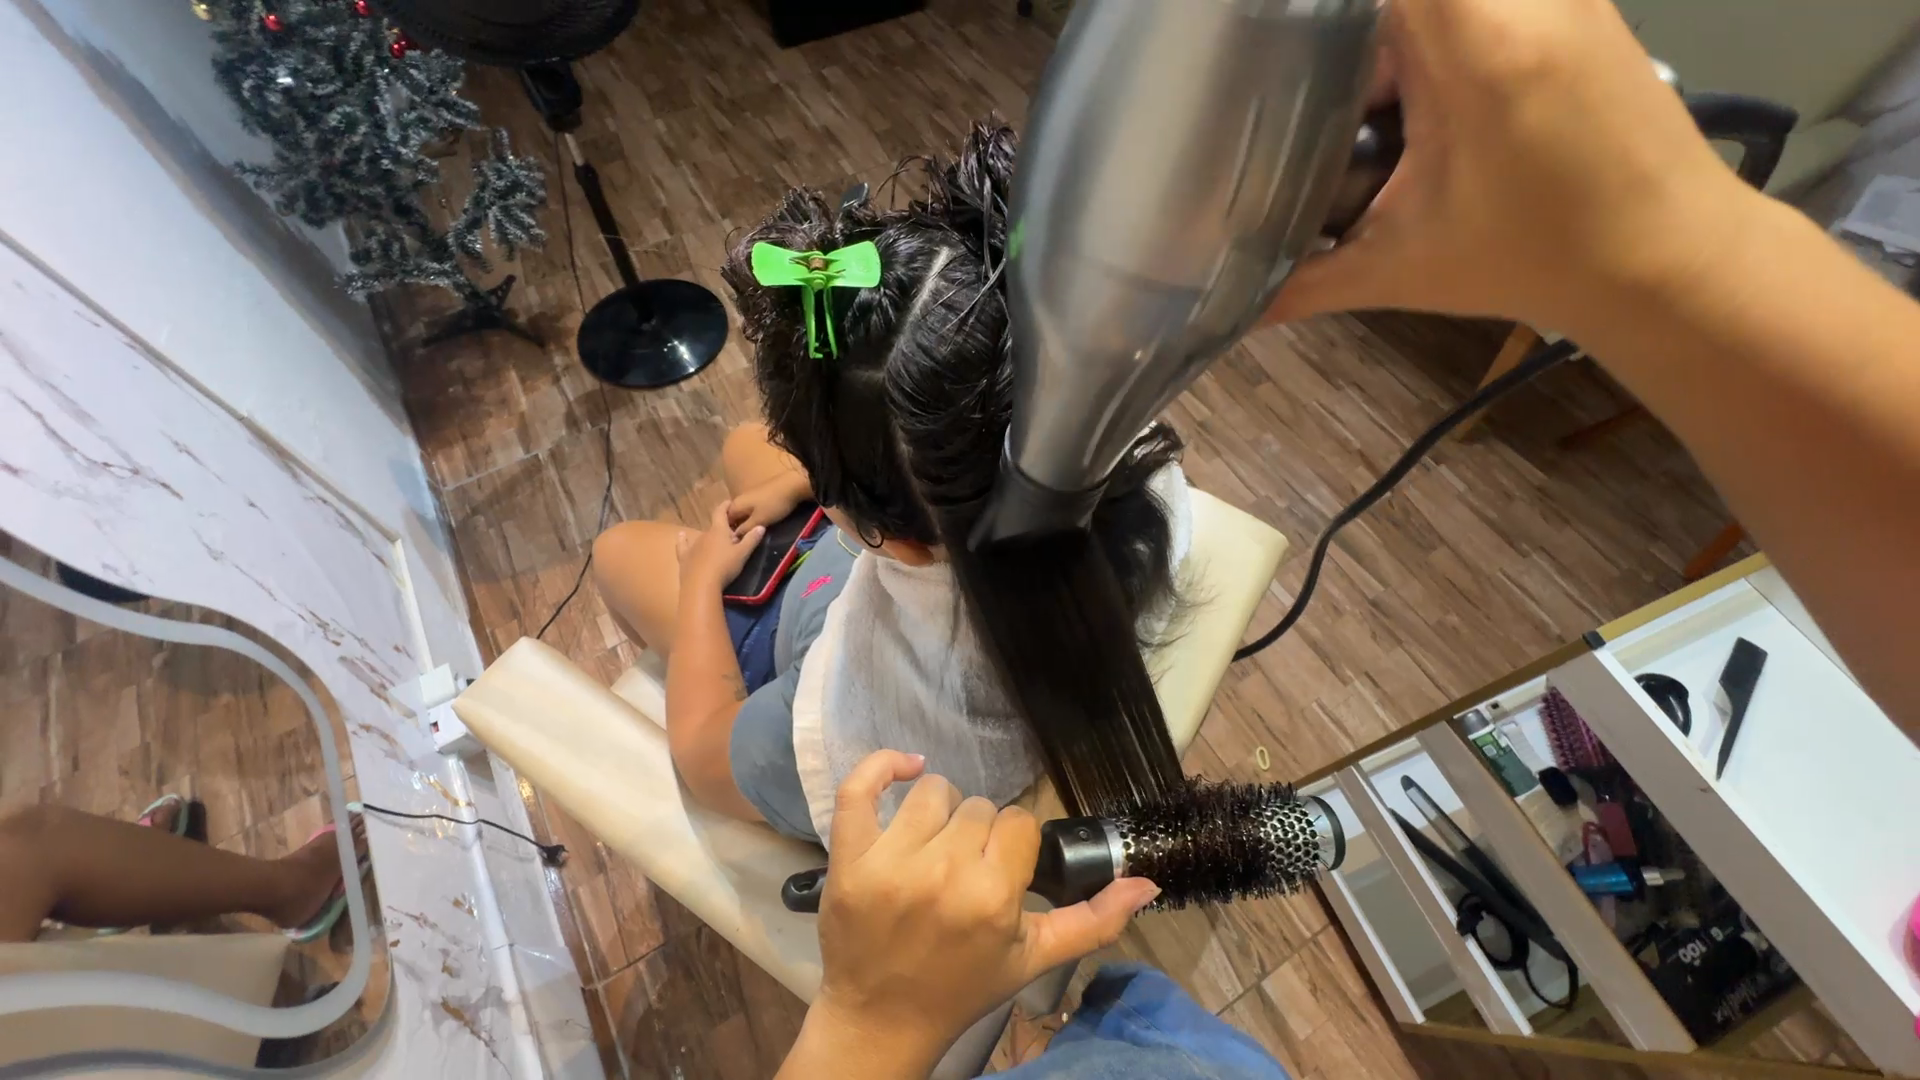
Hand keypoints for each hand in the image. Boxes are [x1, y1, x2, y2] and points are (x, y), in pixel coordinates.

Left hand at [676, 501, 764, 591]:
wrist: (701, 585)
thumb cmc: (725, 567)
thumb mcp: (742, 554)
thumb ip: (751, 539)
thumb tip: (761, 526)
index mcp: (719, 531)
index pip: (721, 513)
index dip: (725, 506)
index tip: (729, 502)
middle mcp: (704, 535)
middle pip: (714, 527)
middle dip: (723, 529)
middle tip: (733, 535)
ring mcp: (693, 546)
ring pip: (703, 538)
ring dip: (710, 539)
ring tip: (718, 545)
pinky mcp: (684, 558)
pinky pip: (683, 545)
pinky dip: (682, 540)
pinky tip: (681, 536)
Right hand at [727, 472, 809, 537]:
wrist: (792, 485)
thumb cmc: (774, 505)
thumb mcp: (759, 520)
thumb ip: (745, 529)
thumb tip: (734, 536)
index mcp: (736, 505)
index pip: (725, 521)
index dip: (729, 533)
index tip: (736, 544)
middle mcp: (739, 499)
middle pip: (733, 516)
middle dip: (737, 528)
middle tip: (745, 541)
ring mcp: (750, 496)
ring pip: (743, 513)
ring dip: (746, 522)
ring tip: (753, 534)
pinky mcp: (760, 495)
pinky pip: (751, 509)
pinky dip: (753, 516)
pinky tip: (760, 523)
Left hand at [796, 751, 1159, 1074]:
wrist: (882, 1020)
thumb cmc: (962, 988)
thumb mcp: (1033, 959)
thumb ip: (1093, 920)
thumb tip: (1145, 881)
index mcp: (991, 897)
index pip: (1018, 823)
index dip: (1014, 844)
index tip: (1002, 869)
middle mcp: (942, 873)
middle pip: (978, 806)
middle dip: (979, 833)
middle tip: (966, 869)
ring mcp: (889, 861)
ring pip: (933, 790)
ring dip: (941, 811)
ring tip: (935, 845)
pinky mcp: (848, 856)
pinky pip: (860, 787)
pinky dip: (882, 766)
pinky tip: (906, 767)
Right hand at [1267, 0, 1761, 335]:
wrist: (1659, 255)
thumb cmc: (1527, 262)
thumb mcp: (1394, 271)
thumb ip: (1300, 284)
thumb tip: (1230, 309)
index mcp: (1477, 50)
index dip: (1313, 3)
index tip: (1256, 26)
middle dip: (1336, 24)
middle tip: (1286, 67)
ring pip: (1435, 1)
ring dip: (1379, 31)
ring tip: (1332, 87)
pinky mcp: (1565, 4)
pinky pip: (1470, 6)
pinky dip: (1420, 33)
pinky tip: (1389, 91)